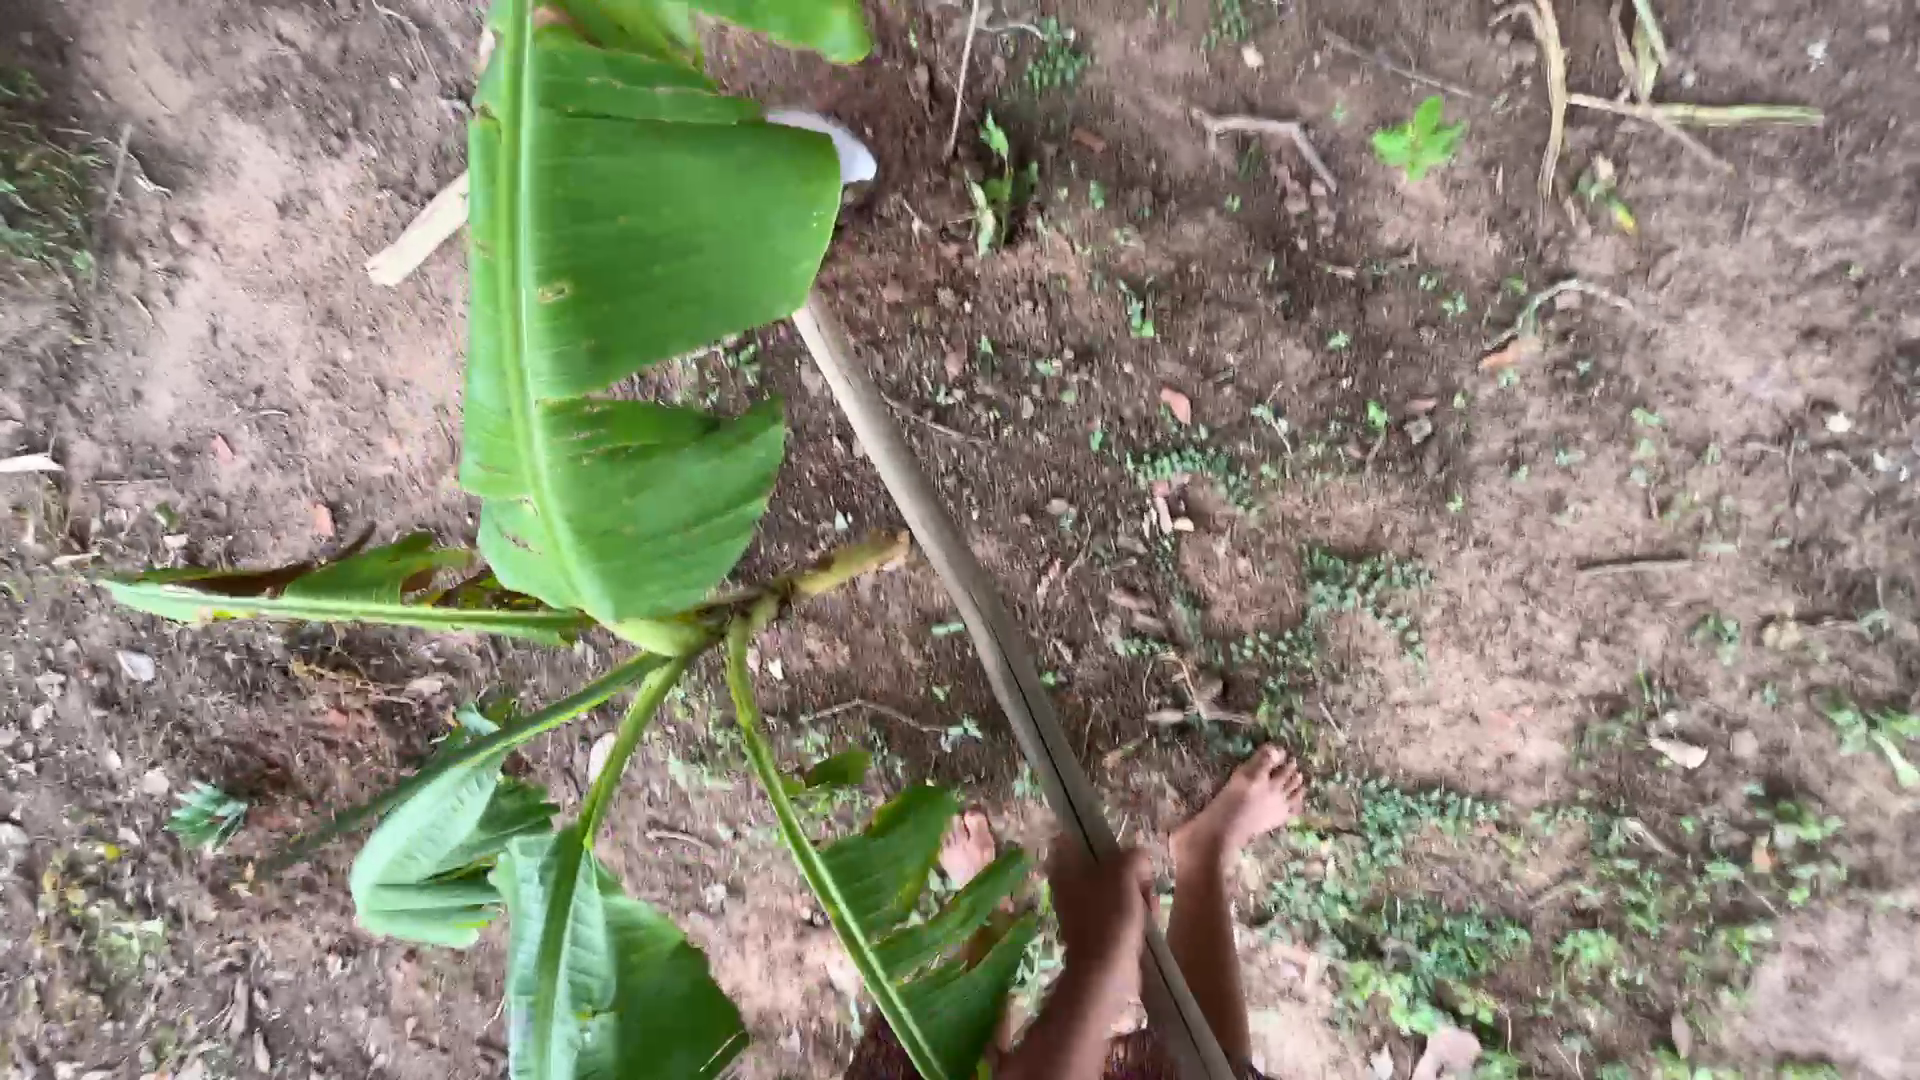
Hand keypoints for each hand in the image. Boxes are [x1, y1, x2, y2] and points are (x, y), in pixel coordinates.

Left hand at [1045, 841, 1154, 997]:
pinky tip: (1147, 924)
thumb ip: (1133, 856)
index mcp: (1063, 867)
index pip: (1080, 839)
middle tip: (1144, 887)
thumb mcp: (1124, 874)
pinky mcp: (1095, 931)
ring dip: (1136, 896)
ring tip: (1149, 909)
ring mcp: (1080, 910)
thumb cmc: (1109, 917)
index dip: (1105, 843)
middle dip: (1130, 875)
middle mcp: (1066, 885)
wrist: (1106, 973)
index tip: (1125, 856)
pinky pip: (1118, 912)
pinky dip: (1133, 915)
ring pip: (1115, 889)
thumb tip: (1140, 860)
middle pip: (1105, 865)